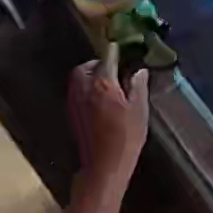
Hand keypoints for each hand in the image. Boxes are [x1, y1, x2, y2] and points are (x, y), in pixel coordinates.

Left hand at [68, 43, 149, 192]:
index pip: (108, 56)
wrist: (104, 165)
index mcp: (103, 82)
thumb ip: (138, 86)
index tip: (125, 47)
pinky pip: (77, 90)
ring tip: (108, 81)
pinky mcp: (72, 112)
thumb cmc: (126, 136)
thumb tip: (139, 70)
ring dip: (91, 74)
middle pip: (88, 66)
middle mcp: (84, 87)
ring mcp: (75, 100)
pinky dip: (86, 87)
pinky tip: (99, 98)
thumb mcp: (139, 110)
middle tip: (115, 67)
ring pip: (79, 77)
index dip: (117, 50)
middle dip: (100, 63)